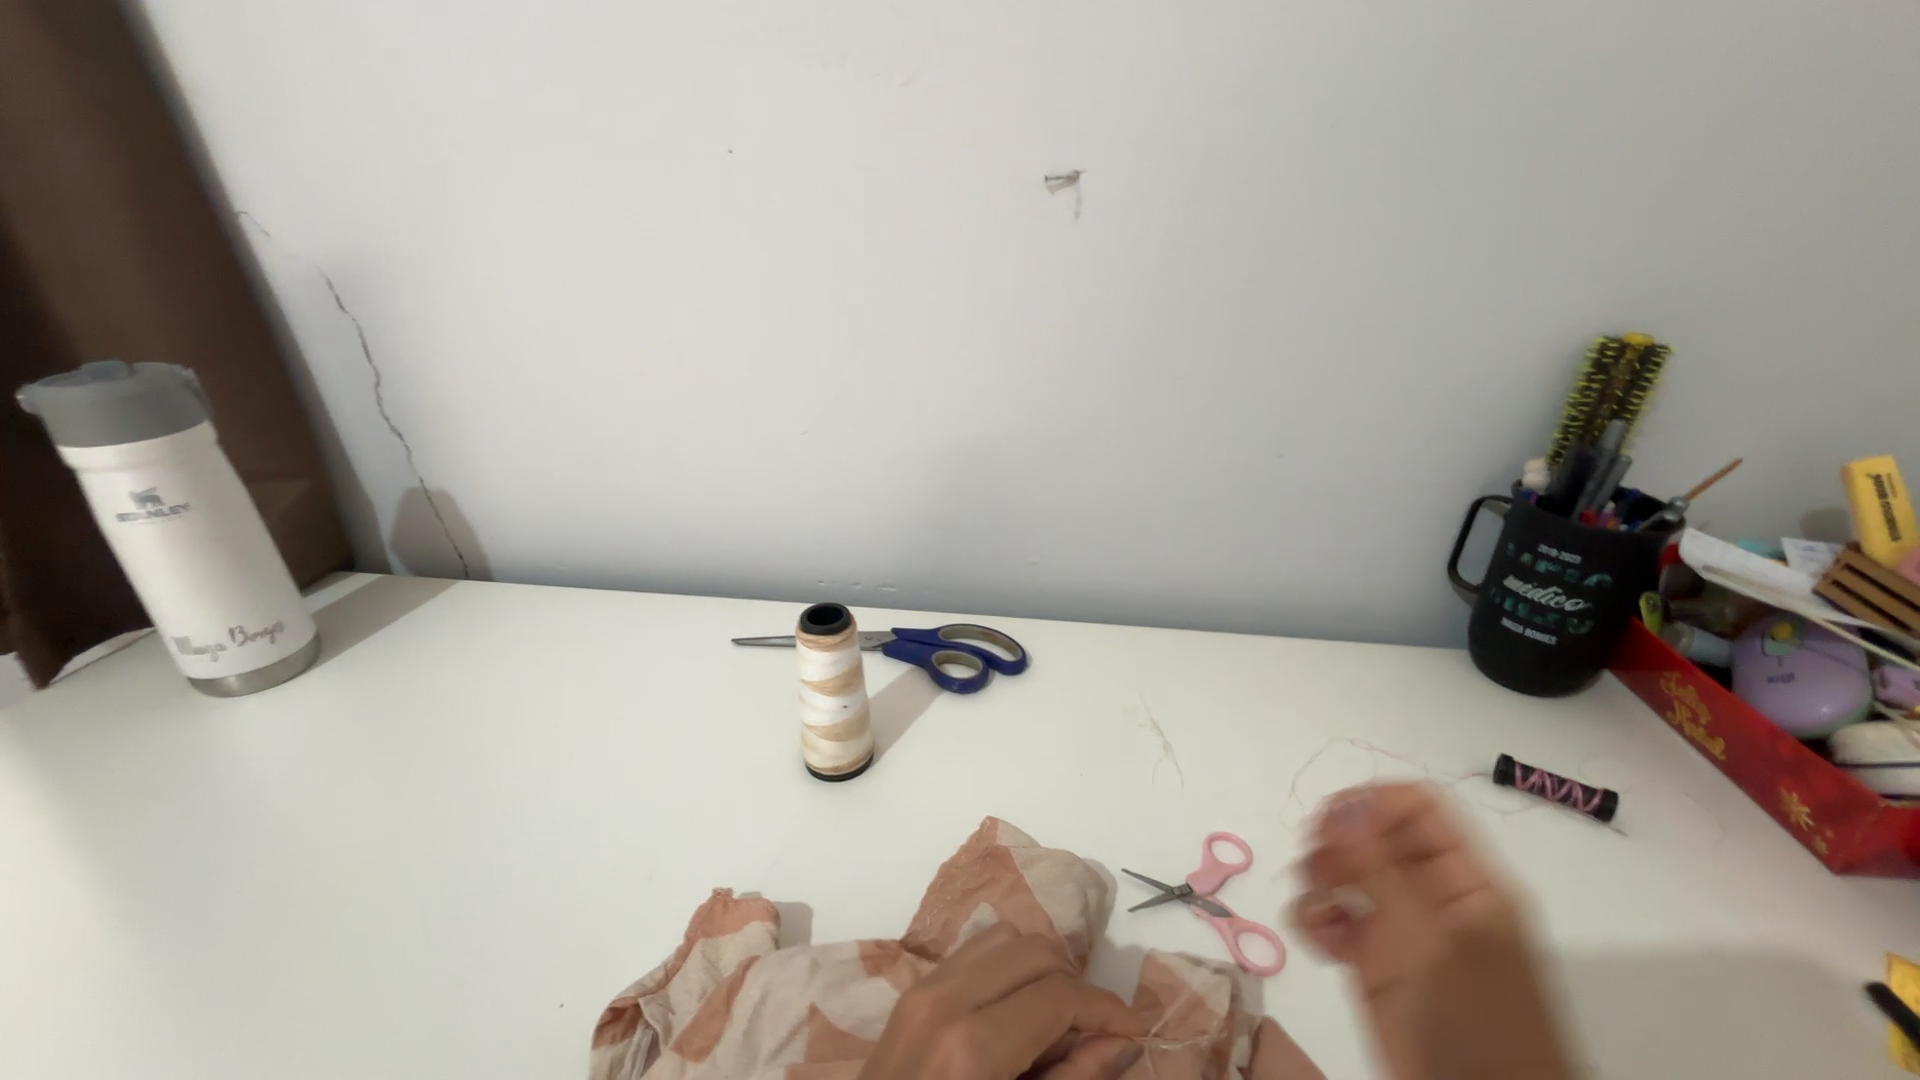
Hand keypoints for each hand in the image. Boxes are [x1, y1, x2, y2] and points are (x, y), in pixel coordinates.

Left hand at [858, 923, 1148, 1079]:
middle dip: (1075, 983)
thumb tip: (1123, 1042)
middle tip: (1092, 1029)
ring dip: (1040, 966)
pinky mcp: (914, 987)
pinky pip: (974, 948)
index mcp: (972, 1045)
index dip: (1106, 1008)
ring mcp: (924, 986)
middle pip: (1036, 950)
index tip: (1133, 1029)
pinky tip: (1016, 1006)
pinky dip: (1007, 964)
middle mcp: (947, 998)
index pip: (1059, 994)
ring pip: (1006, 935)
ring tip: (1054, 1017)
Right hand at [1291, 783, 1578, 1079]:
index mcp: (1462, 877)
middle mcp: (1427, 891)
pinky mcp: (1369, 957)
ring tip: (1321, 911)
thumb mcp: (1428, 938)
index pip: (1416, 807)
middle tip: (1320, 871)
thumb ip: (1381, 869)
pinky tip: (1322, 943)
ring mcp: (1397, 923)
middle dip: (1335, 844)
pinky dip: (1315, 920)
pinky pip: (1328, 915)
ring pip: (1341, 869)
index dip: (1372, 803)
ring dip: (1318, 880)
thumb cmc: (1472, 1019)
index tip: (1331, 824)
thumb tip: (1343, 805)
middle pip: (1369, 832)